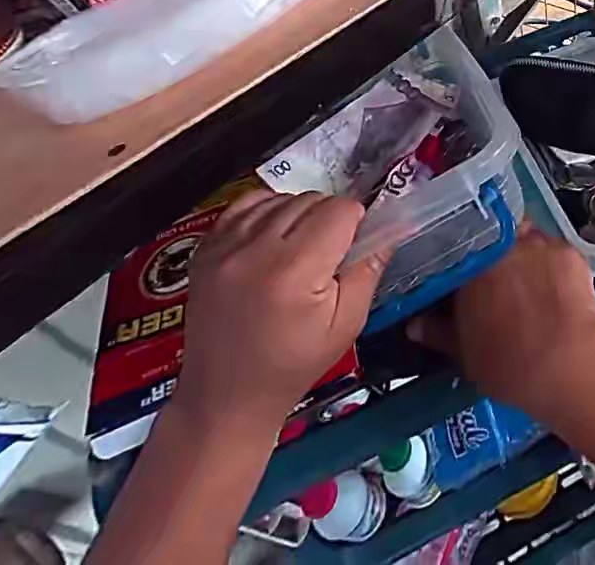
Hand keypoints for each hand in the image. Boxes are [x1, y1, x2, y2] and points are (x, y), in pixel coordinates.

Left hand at [172, 190, 387, 433]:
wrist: (224, 397)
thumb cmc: (293, 364)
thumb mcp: (348, 323)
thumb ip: (369, 268)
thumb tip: (389, 226)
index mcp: (294, 271)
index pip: (340, 210)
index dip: (355, 224)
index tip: (351, 250)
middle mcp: (255, 250)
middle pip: (313, 199)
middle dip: (329, 219)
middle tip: (327, 255)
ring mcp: (224, 246)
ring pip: (283, 198)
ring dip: (299, 214)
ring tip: (298, 249)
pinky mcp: (204, 247)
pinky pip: (248, 203)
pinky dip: (268, 211)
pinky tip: (272, 238)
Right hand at [407, 230, 594, 416]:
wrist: (566, 364)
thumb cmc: (509, 363)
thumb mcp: (465, 353)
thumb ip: (438, 332)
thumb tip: (415, 325)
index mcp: (469, 266)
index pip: (455, 253)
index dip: (458, 264)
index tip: (461, 278)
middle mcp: (502, 244)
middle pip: (491, 238)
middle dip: (491, 254)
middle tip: (495, 279)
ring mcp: (538, 243)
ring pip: (524, 237)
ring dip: (521, 254)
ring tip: (527, 281)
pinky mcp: (568, 250)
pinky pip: (553, 250)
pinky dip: (551, 264)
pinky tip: (554, 287)